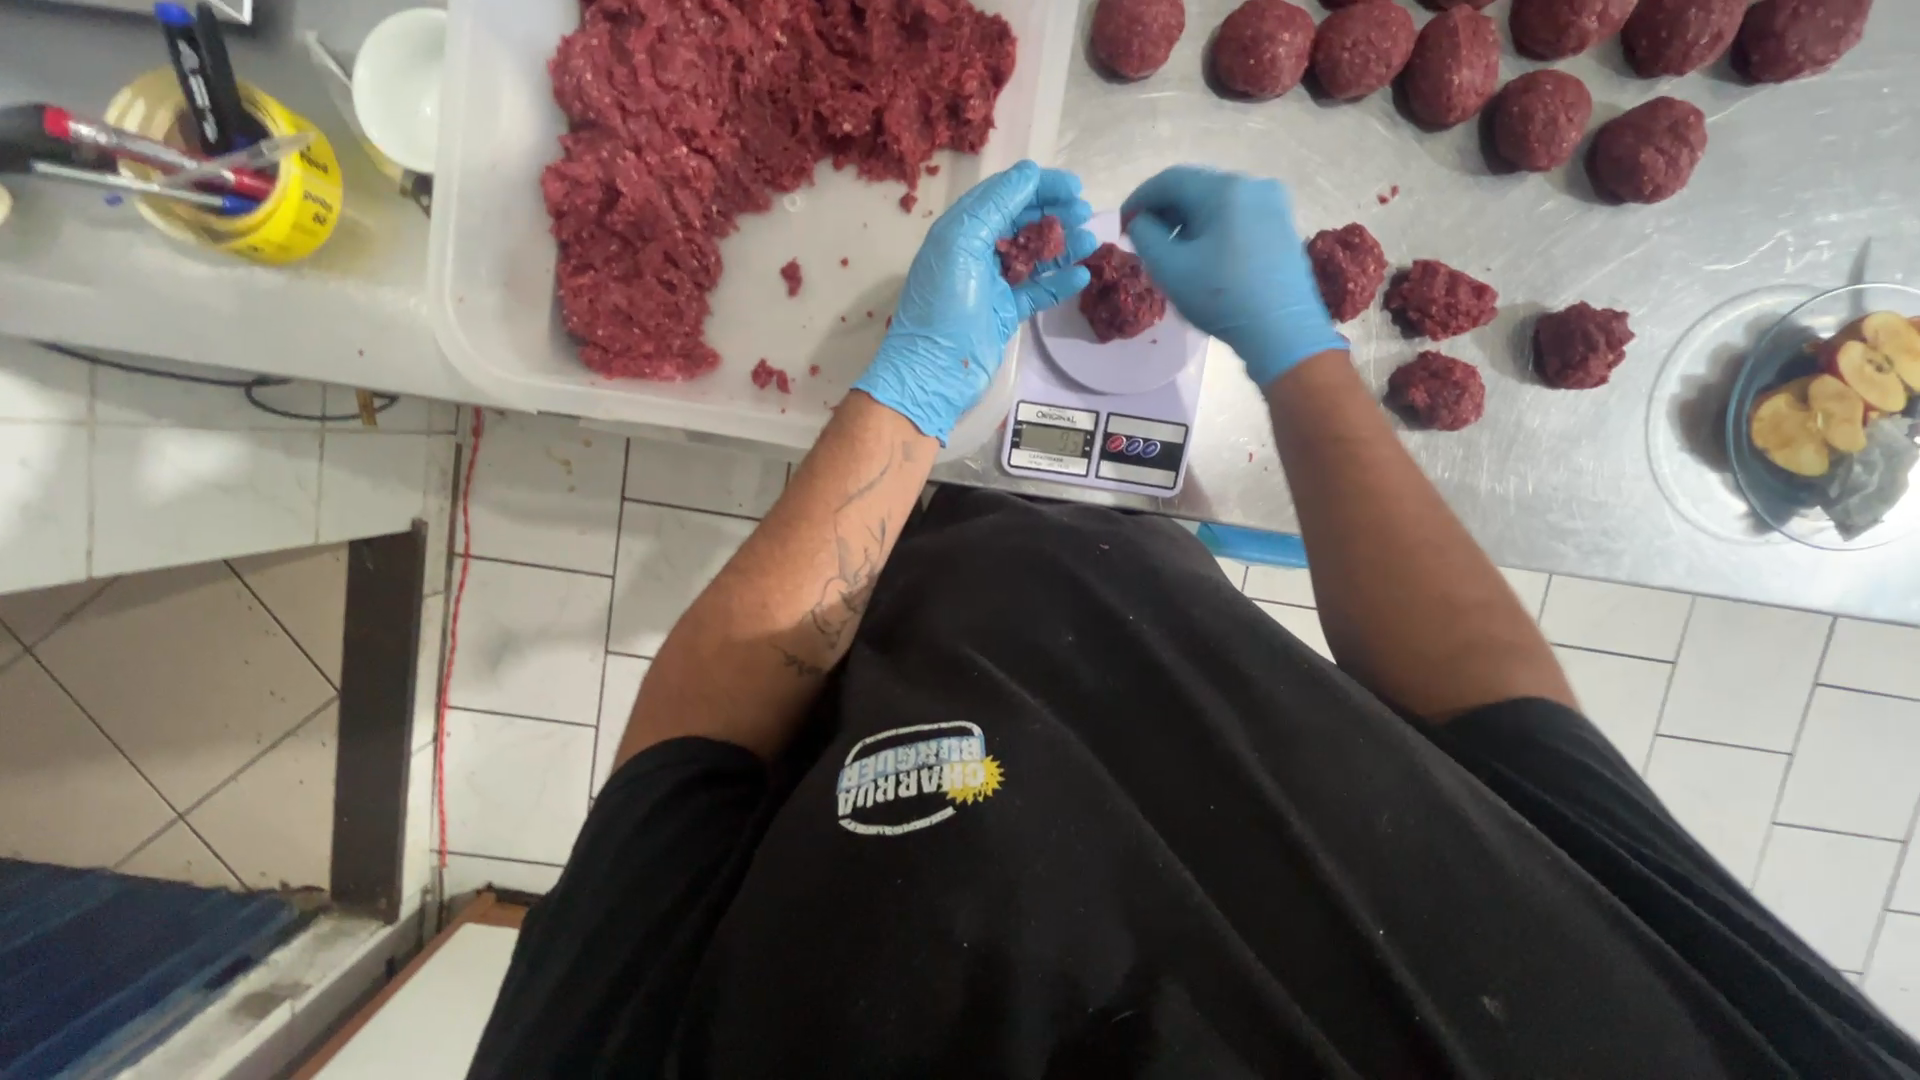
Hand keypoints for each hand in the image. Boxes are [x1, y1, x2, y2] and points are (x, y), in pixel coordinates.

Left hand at [853, 161, 1096, 443]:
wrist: (933, 373)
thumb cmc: (943, 306)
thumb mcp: (962, 244)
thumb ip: (994, 205)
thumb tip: (1028, 173)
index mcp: (961, 231)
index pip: (1004, 195)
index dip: (1038, 186)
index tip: (1074, 187)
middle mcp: (976, 253)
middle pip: (1021, 222)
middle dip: (1054, 213)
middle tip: (1086, 212)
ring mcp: (991, 285)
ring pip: (1033, 255)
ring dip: (1062, 245)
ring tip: (1090, 240)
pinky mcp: (1004, 314)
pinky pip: (1037, 291)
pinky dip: (1059, 282)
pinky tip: (1082, 275)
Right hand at [1121, 167, 1345, 388]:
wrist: (1282, 330)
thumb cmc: (1221, 297)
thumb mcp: (1169, 268)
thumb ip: (1144, 236)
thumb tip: (1141, 221)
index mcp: (1225, 189)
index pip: (1169, 180)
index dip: (1139, 199)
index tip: (1122, 226)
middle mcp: (1253, 184)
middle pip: (1195, 188)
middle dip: (1164, 212)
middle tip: (1144, 241)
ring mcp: (1273, 204)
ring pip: (1217, 202)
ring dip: (1187, 221)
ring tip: (1171, 252)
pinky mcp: (1282, 225)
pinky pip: (1237, 216)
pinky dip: (1212, 229)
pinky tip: (1202, 256)